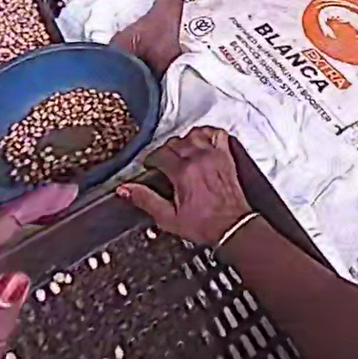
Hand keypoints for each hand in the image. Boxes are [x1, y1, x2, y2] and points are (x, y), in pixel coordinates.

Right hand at [117, 127, 249, 244]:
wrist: (232, 225)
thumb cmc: (204, 223)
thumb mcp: (168, 218)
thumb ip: (146, 200)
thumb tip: (125, 189)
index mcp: (183, 173)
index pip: (160, 154)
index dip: (151, 159)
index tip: (150, 166)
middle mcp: (199, 159)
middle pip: (175, 142)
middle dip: (165, 150)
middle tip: (162, 162)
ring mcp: (215, 155)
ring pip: (194, 134)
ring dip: (184, 140)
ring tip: (180, 152)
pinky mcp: (227, 156)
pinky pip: (218, 134)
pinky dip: (208, 133)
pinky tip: (202, 140)